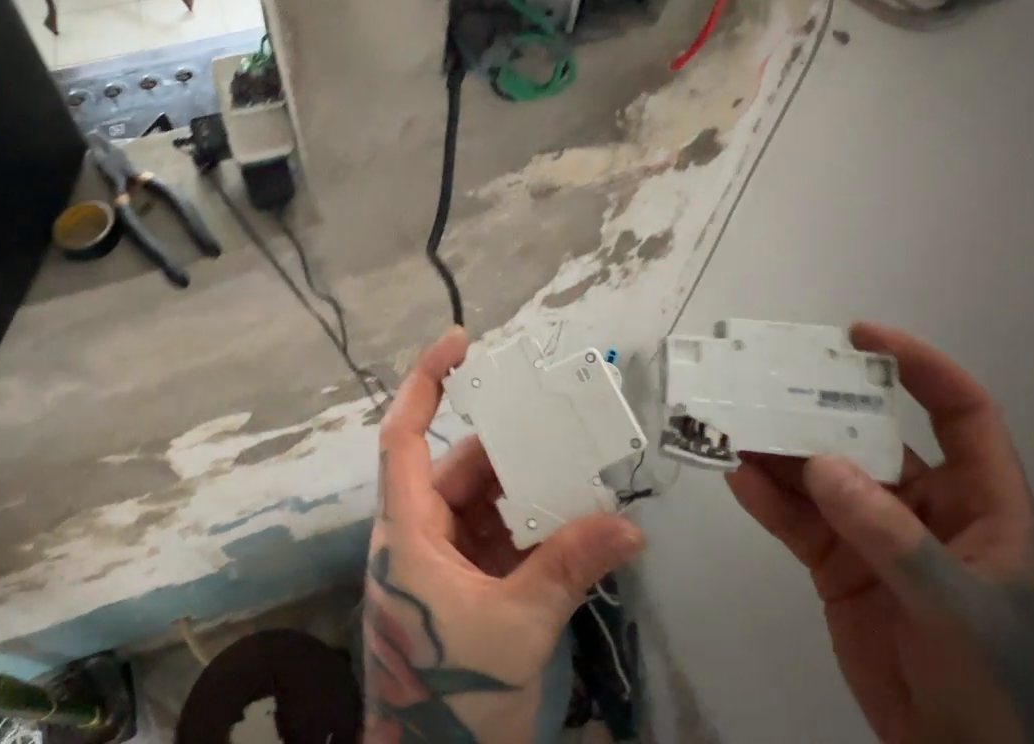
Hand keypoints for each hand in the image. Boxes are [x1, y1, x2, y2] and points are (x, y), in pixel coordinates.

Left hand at [364, 327, 646, 743]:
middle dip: (511, 448)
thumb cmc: (454, 692)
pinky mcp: (464, 594)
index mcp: (408, 529)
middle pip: (461, 471)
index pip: (405, 436)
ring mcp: (441, 567)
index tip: (460, 341)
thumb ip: (569, 567)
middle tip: (563, 420)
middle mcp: (418, 536)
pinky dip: (533, 533)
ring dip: (529, 493)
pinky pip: (498, 544)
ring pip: (484, 508)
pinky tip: (576, 526)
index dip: (425, 382)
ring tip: (582, 470)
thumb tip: (629, 524)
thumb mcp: (516, 626)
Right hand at [727, 322, 1033, 743]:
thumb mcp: (956, 611)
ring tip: (730, 424)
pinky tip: (735, 477)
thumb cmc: (1001, 685)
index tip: (861, 335)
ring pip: (822, 477)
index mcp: (983, 506)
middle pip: (869, 438)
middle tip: (764, 378)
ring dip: (778, 452)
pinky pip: (797, 522)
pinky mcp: (838, 570)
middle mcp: (927, 509)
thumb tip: (821, 463)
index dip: (918, 367)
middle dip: (819, 407)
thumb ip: (889, 536)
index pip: (960, 415)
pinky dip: (766, 501)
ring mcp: (876, 538)